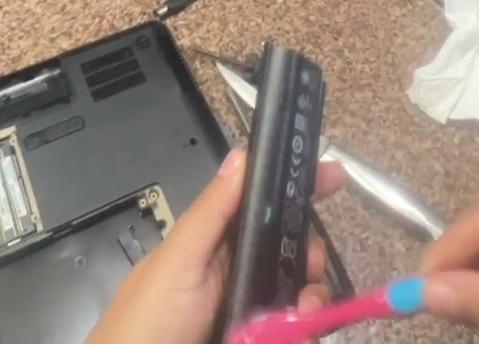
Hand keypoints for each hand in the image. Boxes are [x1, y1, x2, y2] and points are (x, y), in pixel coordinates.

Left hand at [85, 149, 346, 343]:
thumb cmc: (147, 323)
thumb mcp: (177, 260)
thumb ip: (211, 211)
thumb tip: (241, 153)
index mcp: (213, 244)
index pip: (261, 205)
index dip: (294, 189)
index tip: (331, 177)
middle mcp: (235, 275)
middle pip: (288, 250)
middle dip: (311, 251)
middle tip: (315, 262)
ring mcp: (250, 315)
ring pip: (298, 294)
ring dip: (313, 294)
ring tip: (308, 308)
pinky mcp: (262, 339)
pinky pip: (294, 330)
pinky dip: (306, 327)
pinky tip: (306, 325)